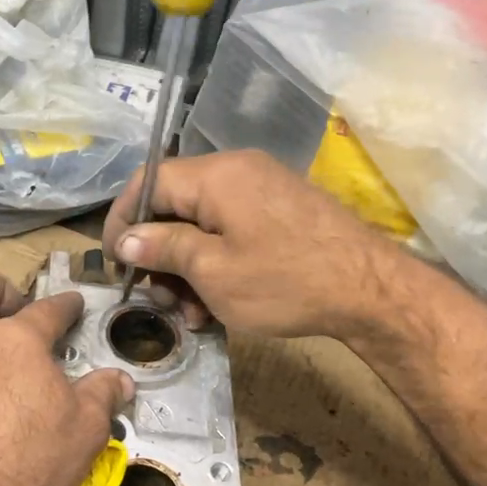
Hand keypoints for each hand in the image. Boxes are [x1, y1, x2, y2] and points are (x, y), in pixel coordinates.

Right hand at [102, 149, 410, 339]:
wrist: (372, 291)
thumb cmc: (285, 281)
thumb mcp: (213, 271)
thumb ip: (164, 248)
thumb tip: (126, 240)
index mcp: (217, 176)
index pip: (148, 181)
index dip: (121, 220)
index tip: (115, 263)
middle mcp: (237, 172)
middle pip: (174, 205)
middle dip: (158, 255)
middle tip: (159, 300)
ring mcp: (262, 191)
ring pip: (201, 224)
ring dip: (186, 269)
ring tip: (191, 314)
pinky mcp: (279, 212)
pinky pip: (229, 231)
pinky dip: (214, 264)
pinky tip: (216, 305)